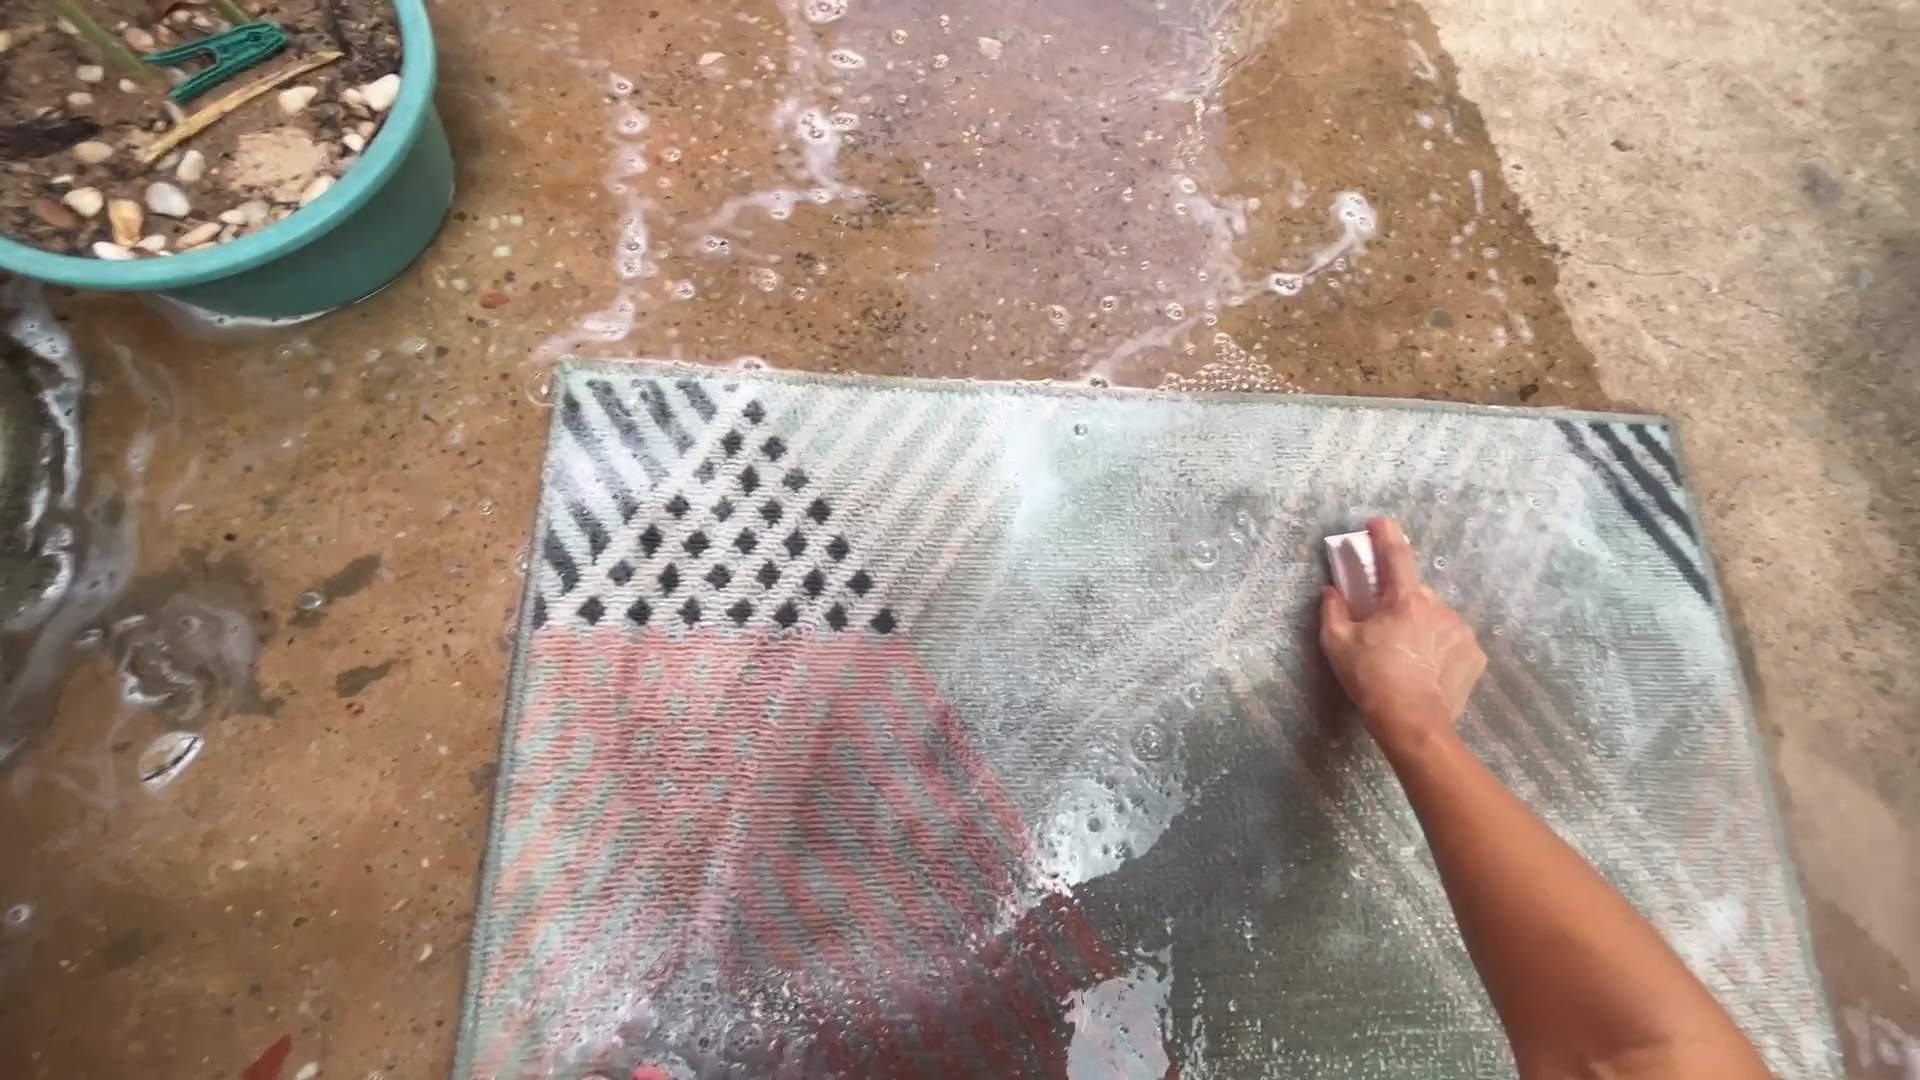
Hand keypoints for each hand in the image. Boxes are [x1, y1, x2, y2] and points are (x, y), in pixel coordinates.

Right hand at [1320, 518, 1485, 752]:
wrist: (1412, 721)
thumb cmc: (1370, 677)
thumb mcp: (1336, 643)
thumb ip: (1332, 610)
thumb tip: (1332, 591)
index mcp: (1404, 600)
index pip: (1395, 557)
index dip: (1386, 535)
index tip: (1379, 522)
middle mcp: (1438, 608)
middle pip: (1413, 593)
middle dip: (1397, 601)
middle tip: (1381, 626)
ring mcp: (1461, 631)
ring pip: (1434, 616)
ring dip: (1418, 624)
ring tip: (1403, 654)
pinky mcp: (1474, 655)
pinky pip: (1451, 640)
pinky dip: (1436, 645)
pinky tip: (1424, 666)